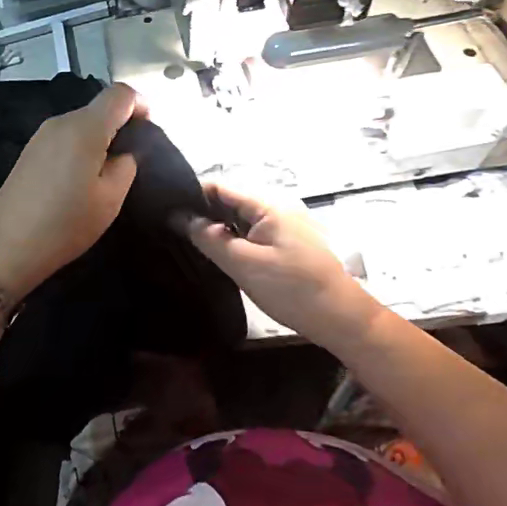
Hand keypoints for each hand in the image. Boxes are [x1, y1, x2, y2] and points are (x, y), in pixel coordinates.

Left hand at [0, 85, 145, 301]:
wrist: (5, 249)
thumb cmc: (65, 224)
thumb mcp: (110, 199)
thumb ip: (126, 165)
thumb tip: (124, 152)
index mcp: (85, 127)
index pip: (120, 94)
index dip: (141, 105)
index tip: (150, 132)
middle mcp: (61, 121)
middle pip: (100, 108)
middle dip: (121, 125)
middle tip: (134, 160)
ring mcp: (41, 135)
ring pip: (82, 124)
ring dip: (100, 139)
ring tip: (108, 175)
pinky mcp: (30, 151)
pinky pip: (65, 138)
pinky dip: (81, 149)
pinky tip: (81, 180)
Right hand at [182, 182, 383, 344]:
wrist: (342, 318)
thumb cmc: (293, 289)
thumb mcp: (245, 265)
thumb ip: (211, 239)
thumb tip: (180, 217)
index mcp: (267, 205)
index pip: (220, 187)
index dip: (191, 195)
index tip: (164, 211)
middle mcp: (277, 207)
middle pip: (229, 202)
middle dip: (202, 214)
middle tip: (171, 232)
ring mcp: (284, 225)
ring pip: (241, 220)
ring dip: (218, 230)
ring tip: (188, 244)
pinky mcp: (288, 243)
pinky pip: (253, 234)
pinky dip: (235, 241)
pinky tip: (220, 256)